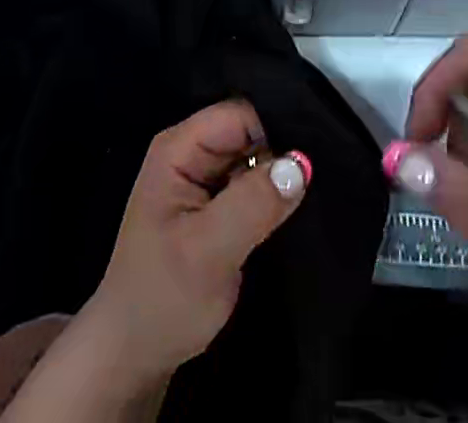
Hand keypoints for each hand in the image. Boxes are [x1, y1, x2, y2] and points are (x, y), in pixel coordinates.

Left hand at [80, 100, 311, 376]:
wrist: (136, 353)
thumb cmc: (161, 299)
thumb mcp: (207, 251)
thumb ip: (252, 204)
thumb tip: (302, 163)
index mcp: (178, 148)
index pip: (239, 114)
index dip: (279, 125)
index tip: (320, 150)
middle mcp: (192, 153)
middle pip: (252, 130)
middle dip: (287, 148)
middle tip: (331, 172)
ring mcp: (206, 179)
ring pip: (259, 156)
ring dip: (286, 173)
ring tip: (326, 188)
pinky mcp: (220, 205)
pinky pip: (257, 183)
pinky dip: (279, 193)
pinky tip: (306, 203)